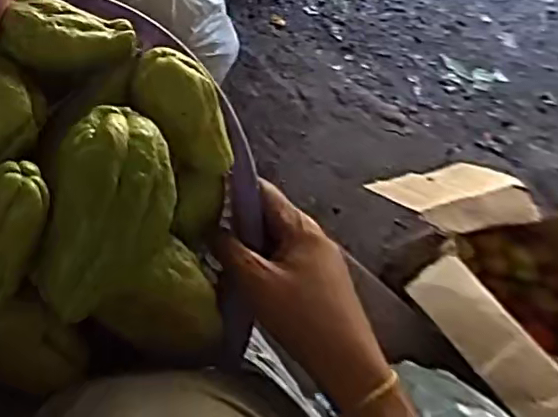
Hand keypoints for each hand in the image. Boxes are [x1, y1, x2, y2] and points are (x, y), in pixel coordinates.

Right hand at [218, 179, 396, 409]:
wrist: (352, 372)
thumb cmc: (302, 319)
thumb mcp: (255, 280)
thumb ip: (227, 247)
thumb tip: (209, 227)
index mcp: (300, 225)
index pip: (260, 188)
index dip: (231, 186)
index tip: (205, 192)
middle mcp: (313, 234)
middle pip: (266, 212)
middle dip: (237, 219)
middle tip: (208, 227)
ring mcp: (320, 257)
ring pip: (274, 236)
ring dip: (249, 242)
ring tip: (223, 253)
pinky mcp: (321, 279)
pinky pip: (284, 255)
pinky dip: (263, 259)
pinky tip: (248, 276)